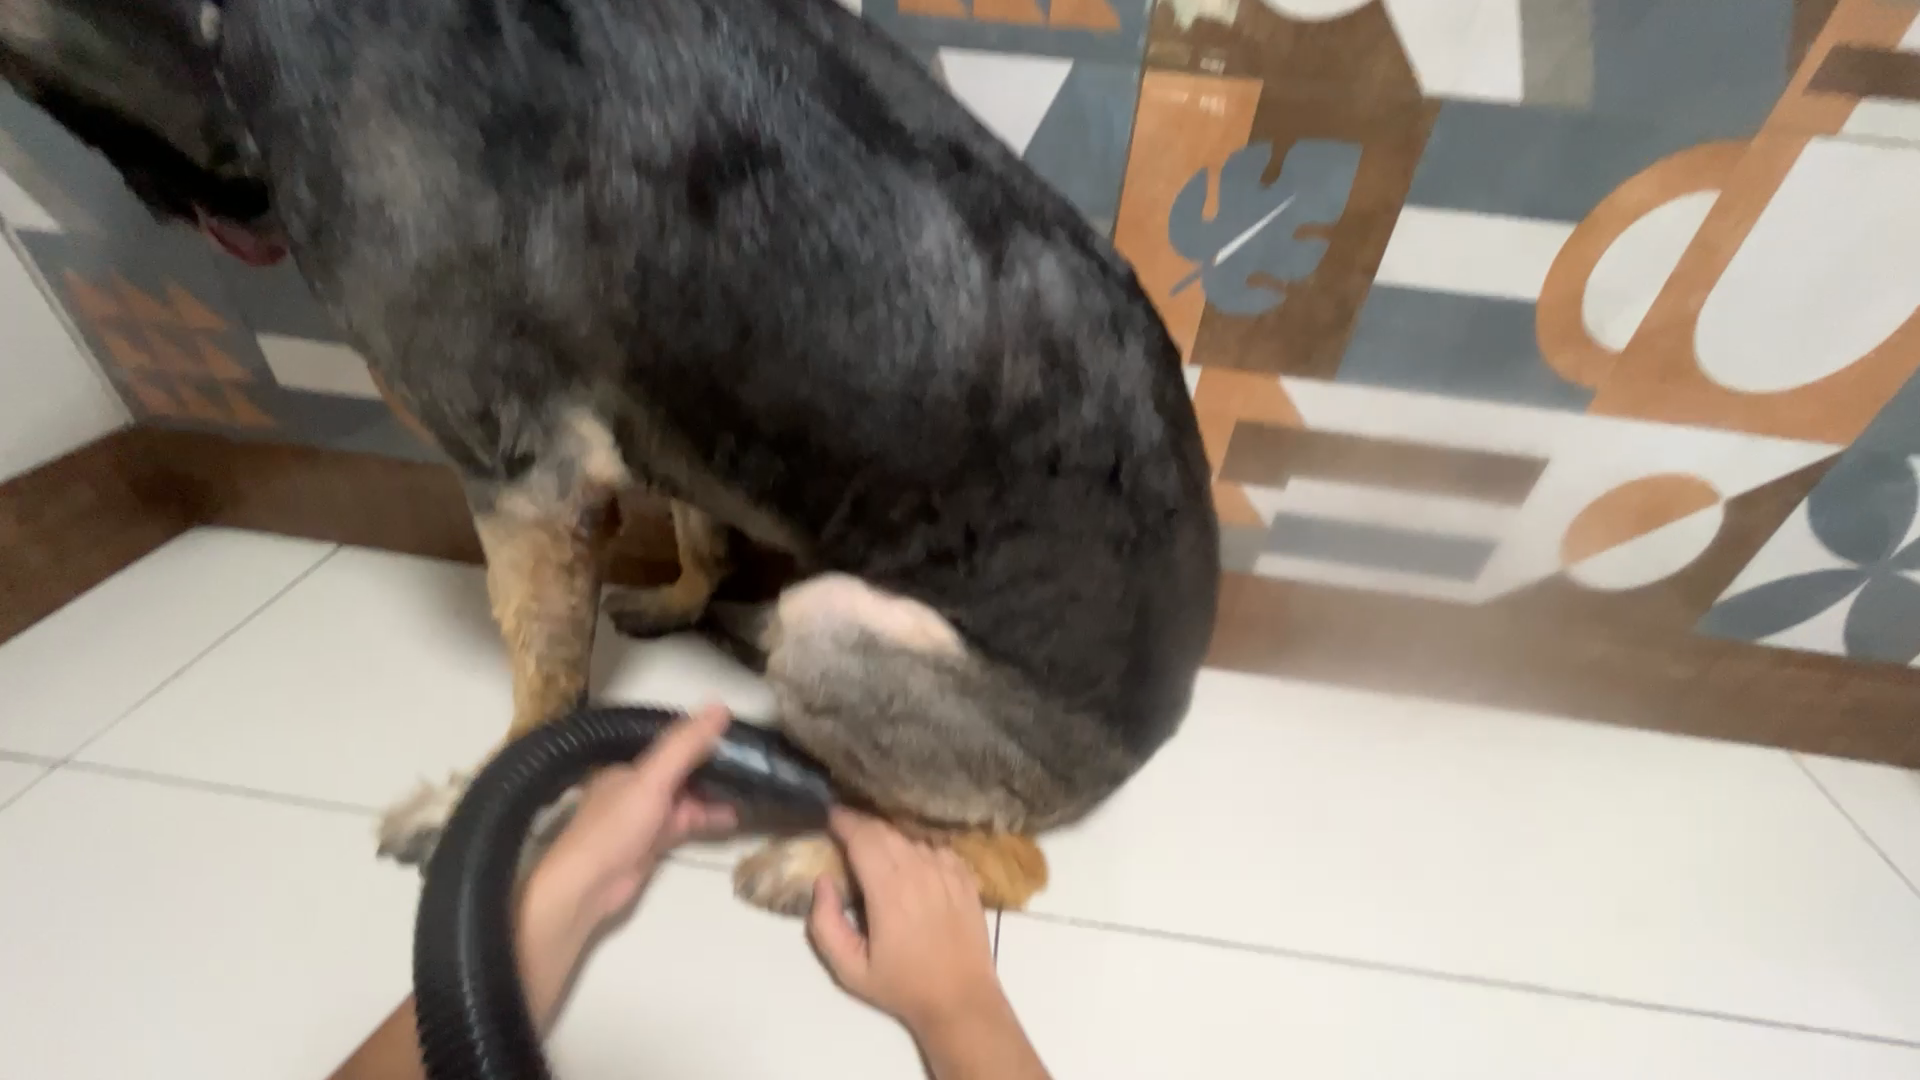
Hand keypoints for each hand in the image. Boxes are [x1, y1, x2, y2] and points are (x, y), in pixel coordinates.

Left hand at [516, 704, 738, 1030]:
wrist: (587, 888)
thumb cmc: (616, 827)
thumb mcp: (653, 779)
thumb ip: (686, 744)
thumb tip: (719, 705)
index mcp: (630, 769)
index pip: (672, 747)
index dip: (702, 740)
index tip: (737, 736)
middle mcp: (637, 790)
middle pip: (682, 773)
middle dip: (714, 768)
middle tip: (751, 763)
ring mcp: (646, 819)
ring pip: (687, 799)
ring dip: (715, 794)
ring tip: (750, 789)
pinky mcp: (654, 844)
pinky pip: (687, 823)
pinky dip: (709, 818)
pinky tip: (733, 817)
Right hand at [806, 809, 1004, 1034]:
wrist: (961, 998)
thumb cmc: (902, 985)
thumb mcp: (850, 969)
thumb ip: (825, 924)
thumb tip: (823, 880)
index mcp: (889, 889)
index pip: (863, 837)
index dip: (844, 821)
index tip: (830, 815)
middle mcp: (919, 869)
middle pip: (885, 830)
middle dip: (862, 825)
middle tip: (845, 830)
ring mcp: (946, 867)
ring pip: (909, 837)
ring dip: (888, 838)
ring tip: (875, 851)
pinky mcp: (963, 872)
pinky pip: (933, 847)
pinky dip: (916, 848)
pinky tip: (910, 865)